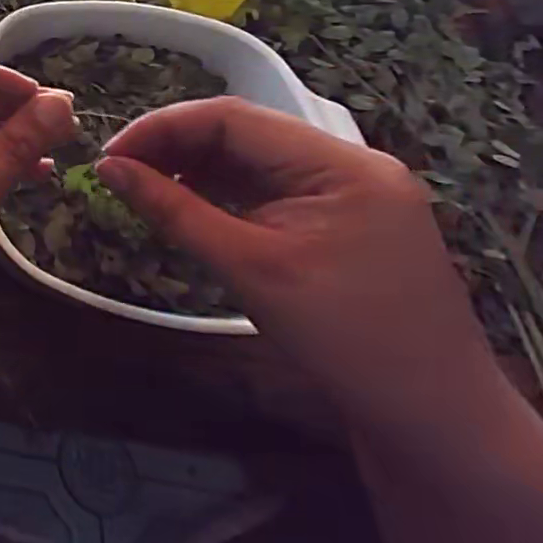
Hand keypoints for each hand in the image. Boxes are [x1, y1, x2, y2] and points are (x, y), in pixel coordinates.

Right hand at [94, 98, 502, 434]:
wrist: (434, 424)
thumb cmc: (343, 341)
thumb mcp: (248, 269)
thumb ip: (174, 210)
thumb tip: (108, 168)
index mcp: (339, 163)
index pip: (234, 118)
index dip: (163, 127)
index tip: (111, 153)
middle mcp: (347, 162)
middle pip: (243, 133)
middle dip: (175, 145)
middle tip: (119, 170)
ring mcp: (347, 190)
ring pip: (252, 158)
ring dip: (195, 166)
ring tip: (143, 184)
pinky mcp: (338, 217)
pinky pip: (268, 187)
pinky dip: (222, 191)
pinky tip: (187, 201)